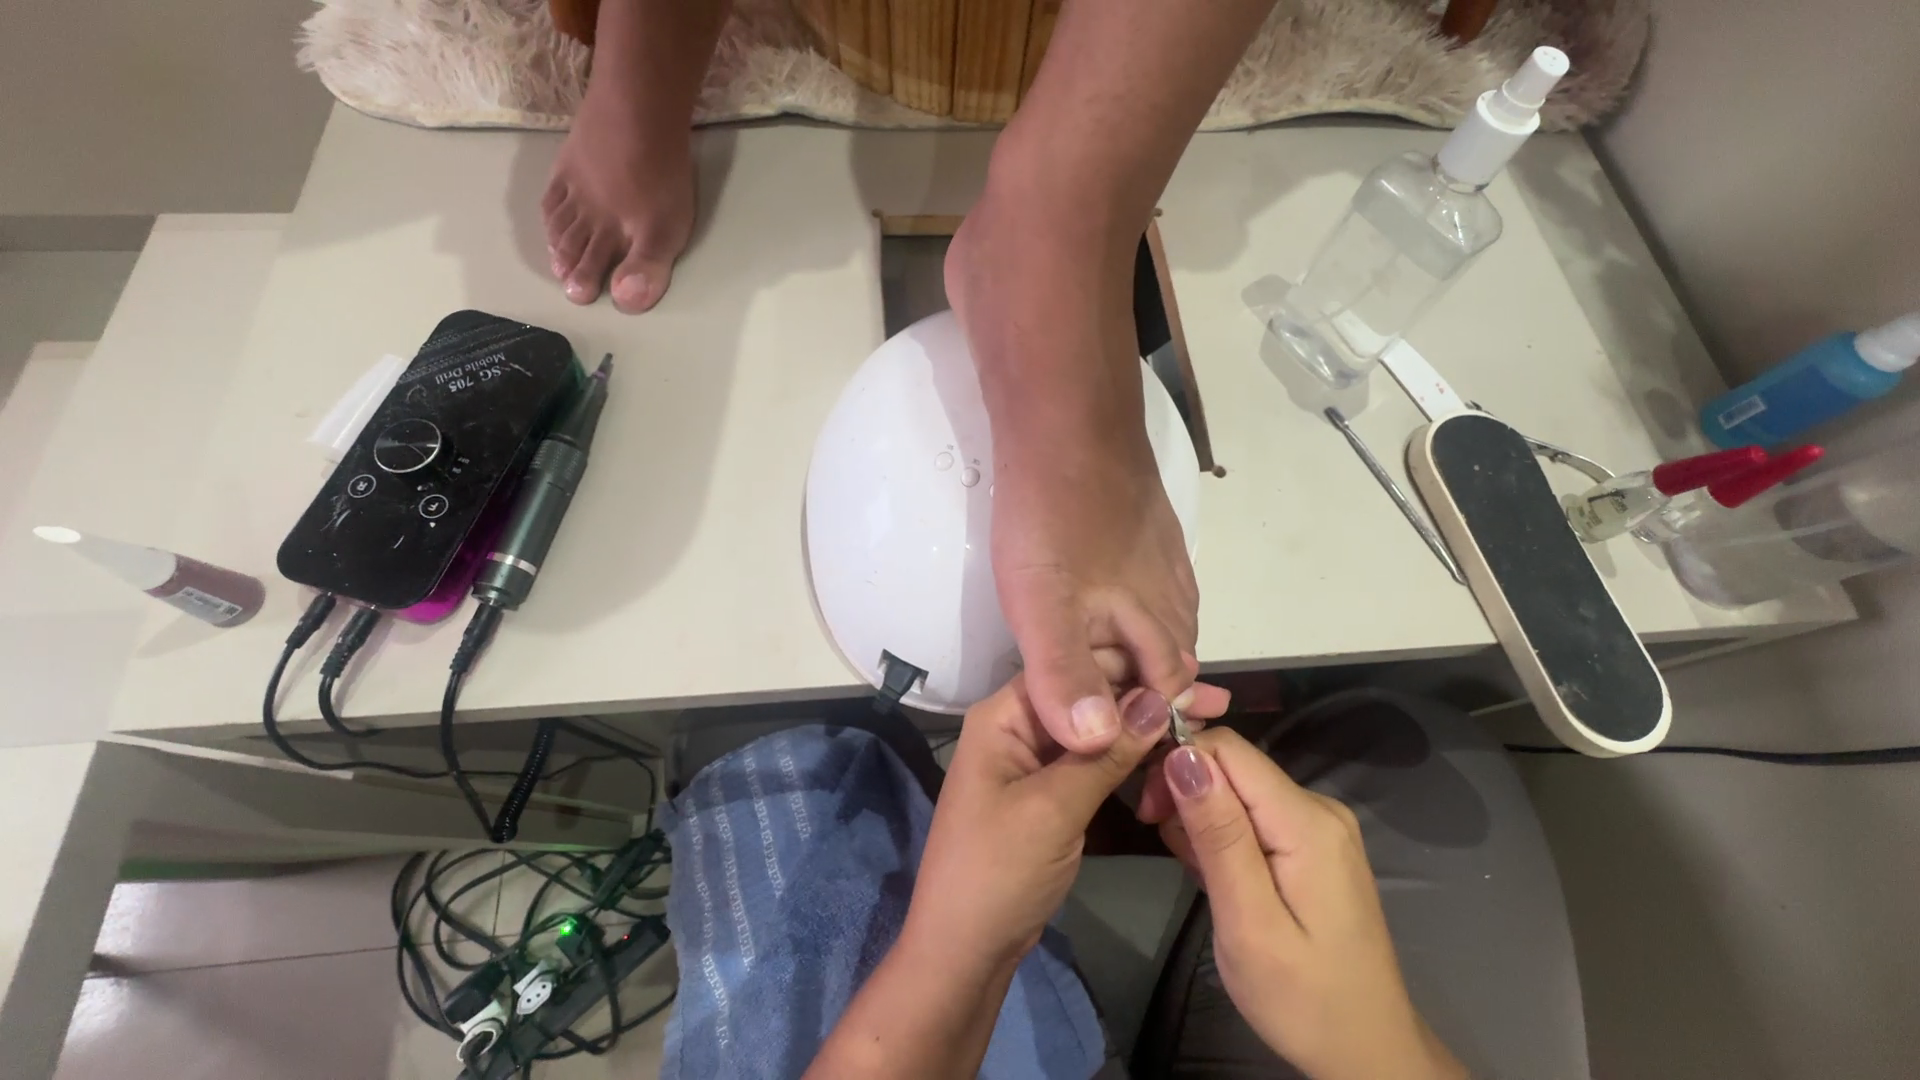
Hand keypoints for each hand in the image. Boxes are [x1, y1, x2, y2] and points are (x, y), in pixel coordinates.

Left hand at [904, 673, 1229, 966]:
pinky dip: (1132, 755)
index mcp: (1005, 715)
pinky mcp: (1052, 789)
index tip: (1194, 674)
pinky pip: (1097, 759)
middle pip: (1089, 696)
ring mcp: (1037, 760)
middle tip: (1215, 699)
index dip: (1131, 666)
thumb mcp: (1054, 808)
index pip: (1072, 668)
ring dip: (1146, 725)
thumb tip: (1160, 698)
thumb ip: (1107, 753)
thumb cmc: (998, 871)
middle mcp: (1020, 726)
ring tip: (1209, 718)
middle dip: (1147, 695)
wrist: (966, 948)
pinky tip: (1172, 751)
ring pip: (1099, 728)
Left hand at [947, 194, 1200, 757]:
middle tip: (1092, 712)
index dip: (1146, 723)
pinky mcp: (1122, 505)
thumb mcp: (1047, 602)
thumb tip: (1097, 746)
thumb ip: (1067, 674)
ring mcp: (1148, 538)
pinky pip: (1130, 566)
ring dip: (1123, 640)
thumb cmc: (1051, 508)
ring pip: (1149, 606)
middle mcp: (1164, 579)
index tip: (1111, 750)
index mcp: (1153, 611)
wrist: (1058, 401)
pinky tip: (1083, 589)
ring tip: (1086, 667)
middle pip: (1165, 649)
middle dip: (1136, 686)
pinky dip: (1111, 593)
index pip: (1168, 687)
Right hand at [1138, 730, 1467, 1079]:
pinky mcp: (1311, 843)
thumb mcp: (1249, 923)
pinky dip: (1222, 836)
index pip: (1228, 748)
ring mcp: (1318, 825)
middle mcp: (1318, 807)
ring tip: (1195, 873)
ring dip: (1200, 819)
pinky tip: (1216, 876)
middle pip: (1231, 765)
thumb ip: (1218, 835)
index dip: (1178, 764)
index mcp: (1307, 821)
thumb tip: (1183, 755)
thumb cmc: (1303, 1000)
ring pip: (1236, 788)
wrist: (1367, 1053)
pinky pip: (1252, 814)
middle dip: (1184, 792)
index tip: (1150, 812)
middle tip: (1163, 844)